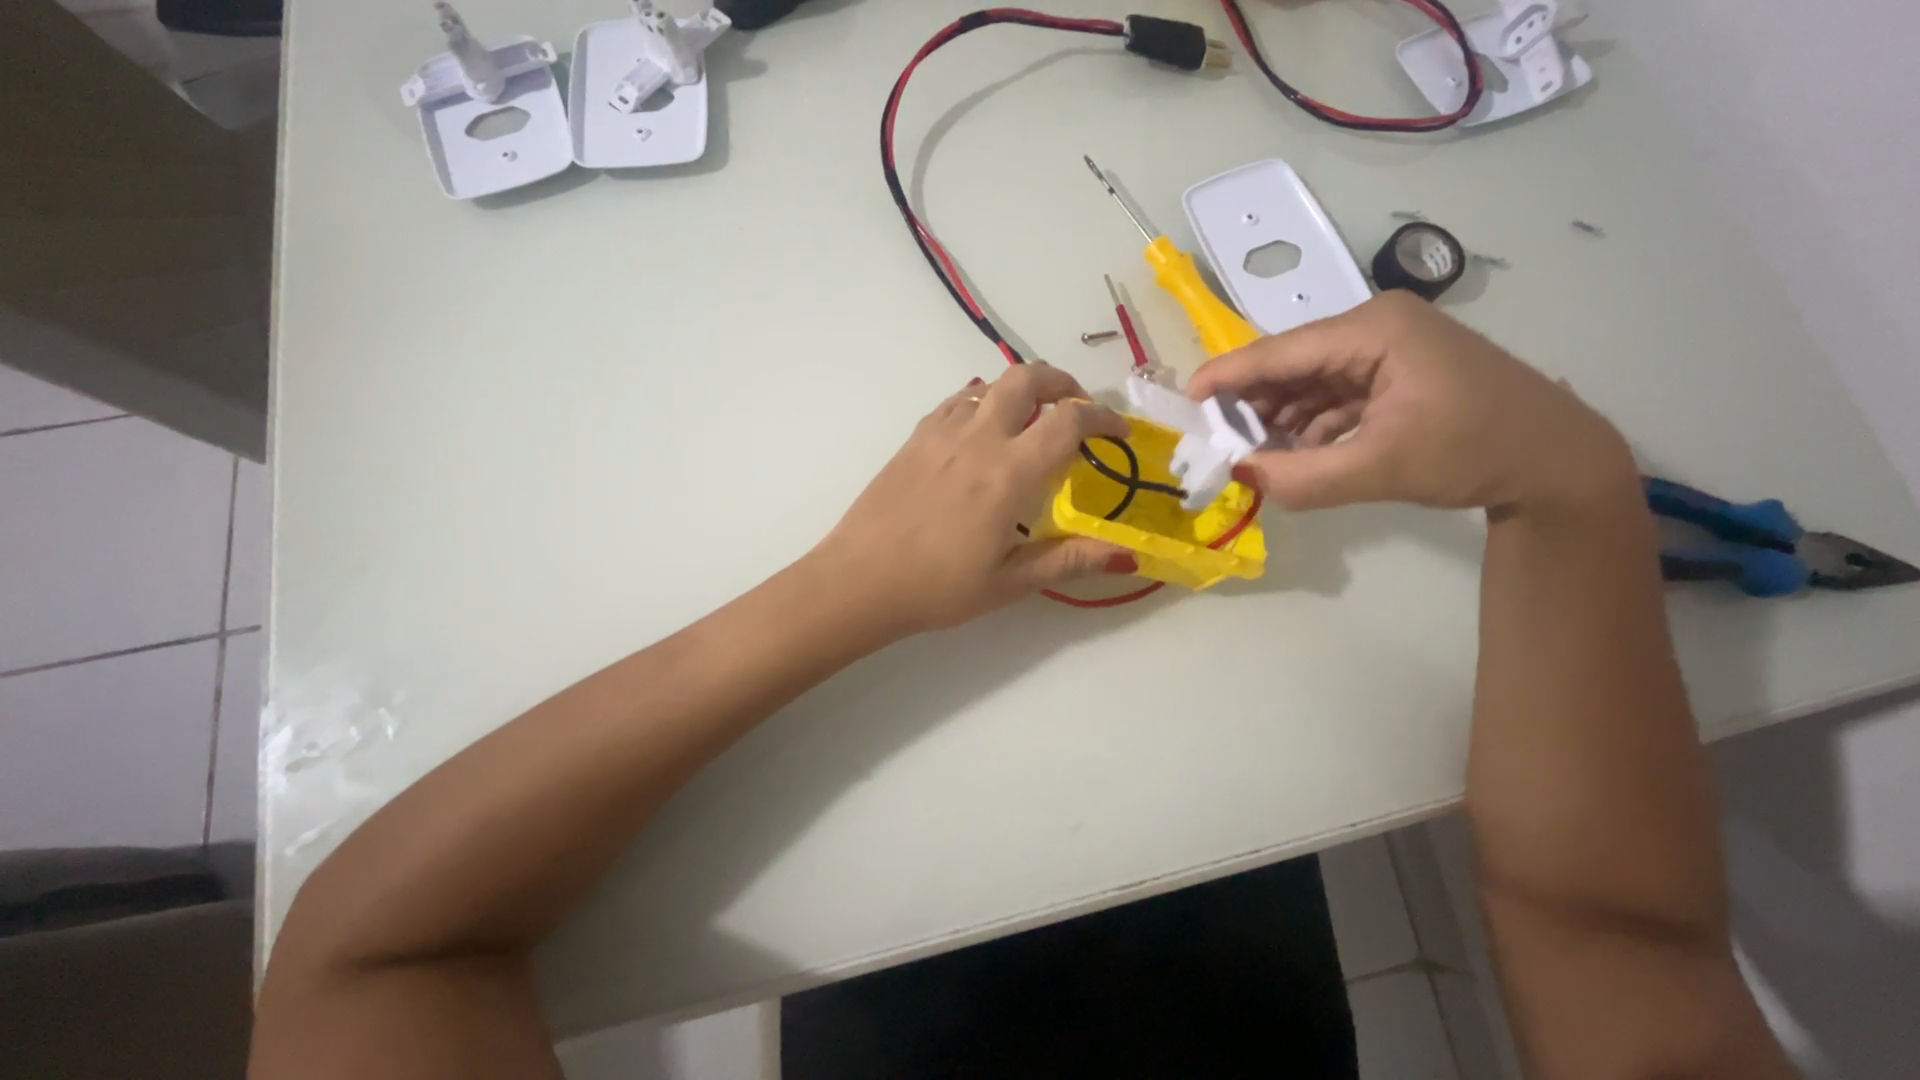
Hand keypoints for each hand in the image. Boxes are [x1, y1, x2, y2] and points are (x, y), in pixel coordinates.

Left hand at [811, 364, 1138, 635]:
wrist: (859, 580)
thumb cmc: (937, 588)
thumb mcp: (1010, 582)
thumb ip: (1069, 560)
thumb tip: (1128, 555)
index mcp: (1009, 472)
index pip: (1068, 421)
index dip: (1102, 418)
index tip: (1118, 432)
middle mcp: (978, 438)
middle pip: (1027, 378)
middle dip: (1062, 382)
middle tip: (1077, 407)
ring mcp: (941, 433)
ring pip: (990, 384)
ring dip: (1022, 388)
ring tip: (1033, 417)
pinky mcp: (914, 438)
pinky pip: (957, 401)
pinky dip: (982, 400)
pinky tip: (983, 429)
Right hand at [1188, 293, 1636, 516]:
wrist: (1558, 462)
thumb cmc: (1475, 451)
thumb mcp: (1381, 468)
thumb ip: (1302, 476)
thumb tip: (1241, 473)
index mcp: (1374, 329)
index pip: (1281, 350)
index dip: (1227, 375)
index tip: (1185, 402)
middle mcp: (1376, 326)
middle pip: (1292, 362)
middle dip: (1253, 402)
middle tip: (1216, 440)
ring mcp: (1388, 348)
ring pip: (1310, 380)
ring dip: (1282, 417)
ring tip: (1253, 452)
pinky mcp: (1396, 373)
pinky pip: (1334, 394)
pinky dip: (1311, 424)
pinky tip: (1297, 452)